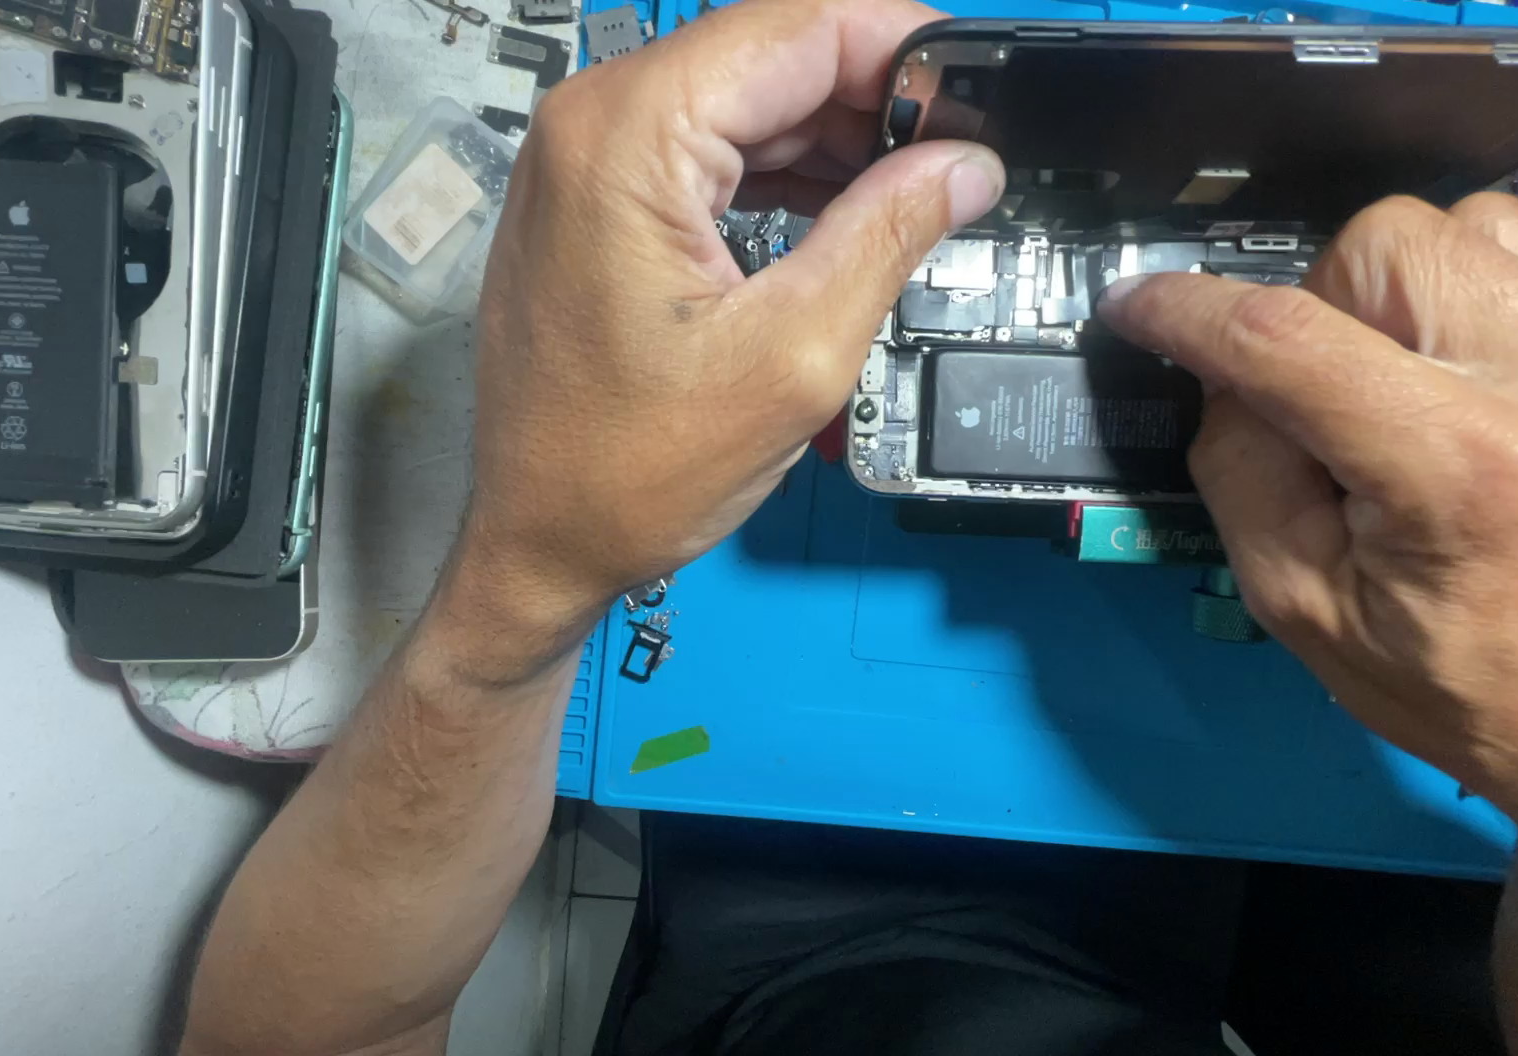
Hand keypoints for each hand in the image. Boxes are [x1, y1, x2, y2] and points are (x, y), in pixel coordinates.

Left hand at [430, 0, 1002, 670]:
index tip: (972, 94)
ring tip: (908, 194)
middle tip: (952, 159)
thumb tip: (961, 168)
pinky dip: (776, 180)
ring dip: (828, 143)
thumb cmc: (636, 474)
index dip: (903, 48)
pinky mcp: (592, 217)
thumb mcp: (793, 358)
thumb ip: (886, 239)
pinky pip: (703, 164)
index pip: (798, 29)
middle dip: (871, 101)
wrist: (545, 542)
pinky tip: (833, 214)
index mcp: (628, 141)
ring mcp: (583, 172)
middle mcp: (590, 131)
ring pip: (738, 112)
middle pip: (766, 62)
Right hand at [1097, 194, 1517, 849]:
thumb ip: (1239, 466)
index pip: (1287, 342)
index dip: (1187, 310)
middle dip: (1312, 305)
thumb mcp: (1290, 597)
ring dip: (1387, 295)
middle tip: (1314, 395)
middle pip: (1385, 244)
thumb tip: (1223, 366)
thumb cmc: (1442, 685)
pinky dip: (1464, 292)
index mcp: (1463, 474)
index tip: (1130, 303)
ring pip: (1465, 226)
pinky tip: (1463, 373)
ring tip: (1393, 385)